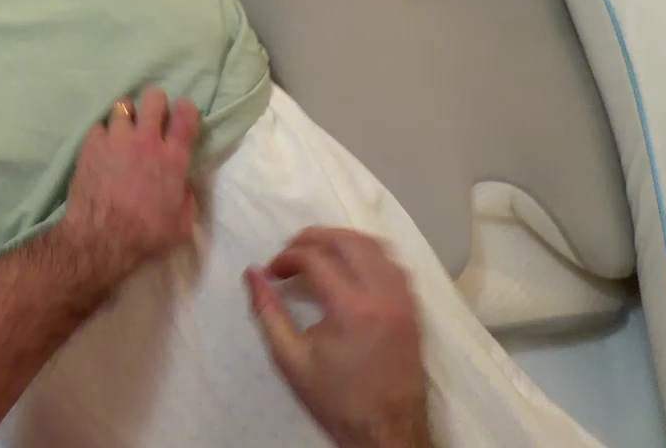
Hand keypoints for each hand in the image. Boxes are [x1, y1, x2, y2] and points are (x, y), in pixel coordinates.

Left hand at [53, 86, 201, 284]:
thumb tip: (182, 183)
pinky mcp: (92, 143)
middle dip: (155, 102)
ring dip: (127, 115)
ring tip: (124, 130)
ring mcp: (116, 138)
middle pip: (153, 98)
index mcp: (172, 159)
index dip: (187, 108)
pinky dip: (103, 133)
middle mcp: (146, 140)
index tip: (183, 111)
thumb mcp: (182, 224)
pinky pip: (100, 125)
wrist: (101, 237)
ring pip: (123, 105)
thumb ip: (186, 197)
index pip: (186, 117)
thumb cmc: (146, 235)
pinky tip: (103, 147)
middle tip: (152, 117)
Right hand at [244, 227, 432, 447]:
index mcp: (351, 308)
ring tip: (318, 254)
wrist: (389, 438)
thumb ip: (267, 311)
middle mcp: (382, 296)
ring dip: (342, 241)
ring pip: (375, 247)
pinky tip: (351, 268)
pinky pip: (394, 266)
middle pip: (347, 241)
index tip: (271, 273)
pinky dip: (369, 256)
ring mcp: (404, 303)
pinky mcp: (414, 312)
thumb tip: (252, 272)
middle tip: (290, 253)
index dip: (286, 258)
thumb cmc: (336, 400)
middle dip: (312, 238)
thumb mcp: (290, 359)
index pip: (314, 258)